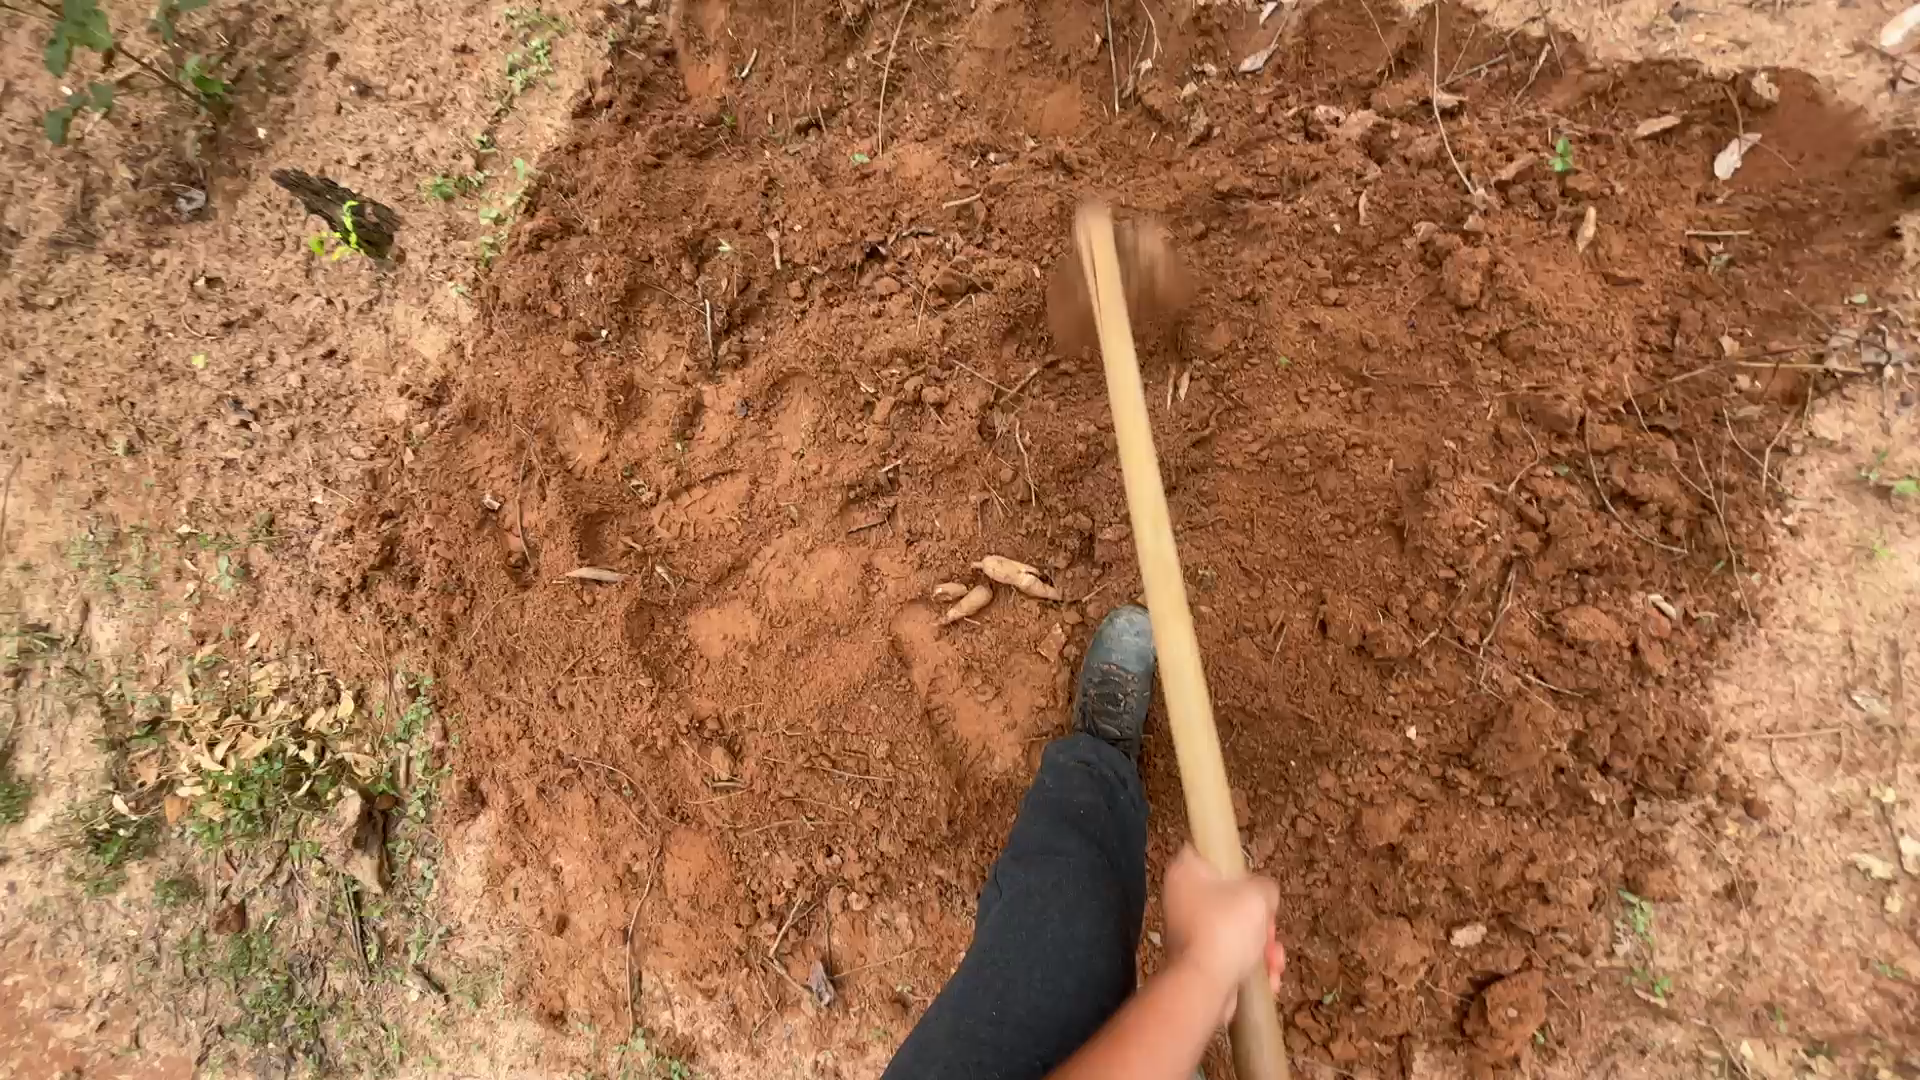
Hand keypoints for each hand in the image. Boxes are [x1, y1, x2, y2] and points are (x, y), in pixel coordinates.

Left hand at [1162, 845, 1284, 1025]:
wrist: (1203, 983)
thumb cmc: (1225, 928)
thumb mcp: (1257, 896)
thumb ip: (1265, 886)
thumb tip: (1263, 894)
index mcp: (1185, 870)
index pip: (1208, 852)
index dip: (1235, 866)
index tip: (1252, 883)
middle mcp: (1180, 895)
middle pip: (1229, 896)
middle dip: (1259, 919)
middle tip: (1269, 930)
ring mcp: (1187, 927)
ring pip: (1234, 928)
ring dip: (1261, 946)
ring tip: (1274, 961)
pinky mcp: (1196, 955)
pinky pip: (1228, 952)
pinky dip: (1249, 964)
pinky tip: (1267, 979)